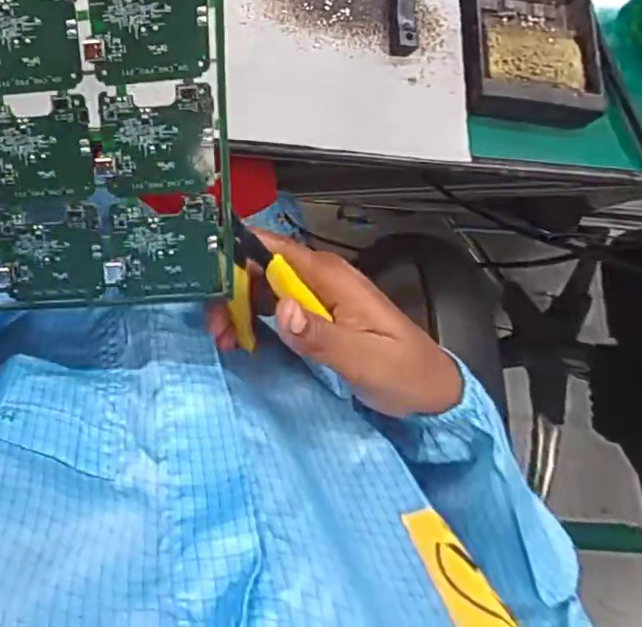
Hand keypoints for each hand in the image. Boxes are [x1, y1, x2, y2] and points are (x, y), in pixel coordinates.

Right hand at [207, 228, 462, 416]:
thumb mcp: (364, 359)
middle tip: (215, 325)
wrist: (435, 394)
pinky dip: (249, 318)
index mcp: (328, 275)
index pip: (270, 248)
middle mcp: (316, 275)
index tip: (207, 277)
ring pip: (258, 285)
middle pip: (257, 267)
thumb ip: (320, 336)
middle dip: (229, 290)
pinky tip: (240, 338)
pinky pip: (269, 304)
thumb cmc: (405, 373)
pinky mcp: (310, 311)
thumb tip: (282, 310)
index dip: (235, 254)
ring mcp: (312, 293)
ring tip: (223, 337)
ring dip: (235, 307)